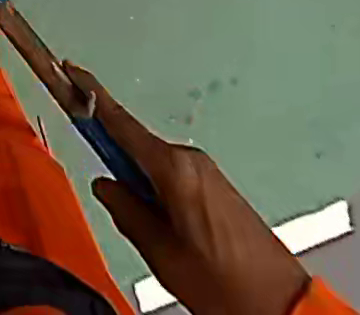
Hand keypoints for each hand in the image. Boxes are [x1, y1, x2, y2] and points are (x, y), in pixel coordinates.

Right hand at [66, 62, 310, 314]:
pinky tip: (173, 231)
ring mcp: (206, 171)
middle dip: (120, 169)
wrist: (290, 312)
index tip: (69, 68)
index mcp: (172, 168)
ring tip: (160, 236)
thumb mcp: (160, 253)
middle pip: (133, 145)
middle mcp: (190, 160)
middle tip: (124, 211)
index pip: (118, 121)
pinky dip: (159, 192)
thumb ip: (124, 209)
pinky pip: (172, 176)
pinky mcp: (217, 186)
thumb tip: (106, 185)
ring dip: (143, 188)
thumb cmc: (225, 285)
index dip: (89, 92)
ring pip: (152, 165)